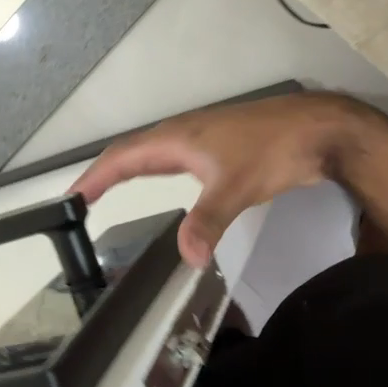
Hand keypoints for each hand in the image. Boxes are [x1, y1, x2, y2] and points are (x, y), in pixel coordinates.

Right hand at [67, 93, 370, 266]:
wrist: (316, 128)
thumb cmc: (271, 151)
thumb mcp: (236, 189)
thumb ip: (207, 222)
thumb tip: (186, 258)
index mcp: (175, 139)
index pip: (122, 158)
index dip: (94, 177)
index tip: (71, 198)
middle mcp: (180, 134)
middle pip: (130, 152)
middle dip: (102, 174)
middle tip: (79, 199)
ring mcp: (199, 137)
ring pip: (150, 152)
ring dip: (125, 168)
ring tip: (105, 189)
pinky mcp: (216, 145)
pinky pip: (169, 156)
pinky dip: (151, 169)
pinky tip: (160, 180)